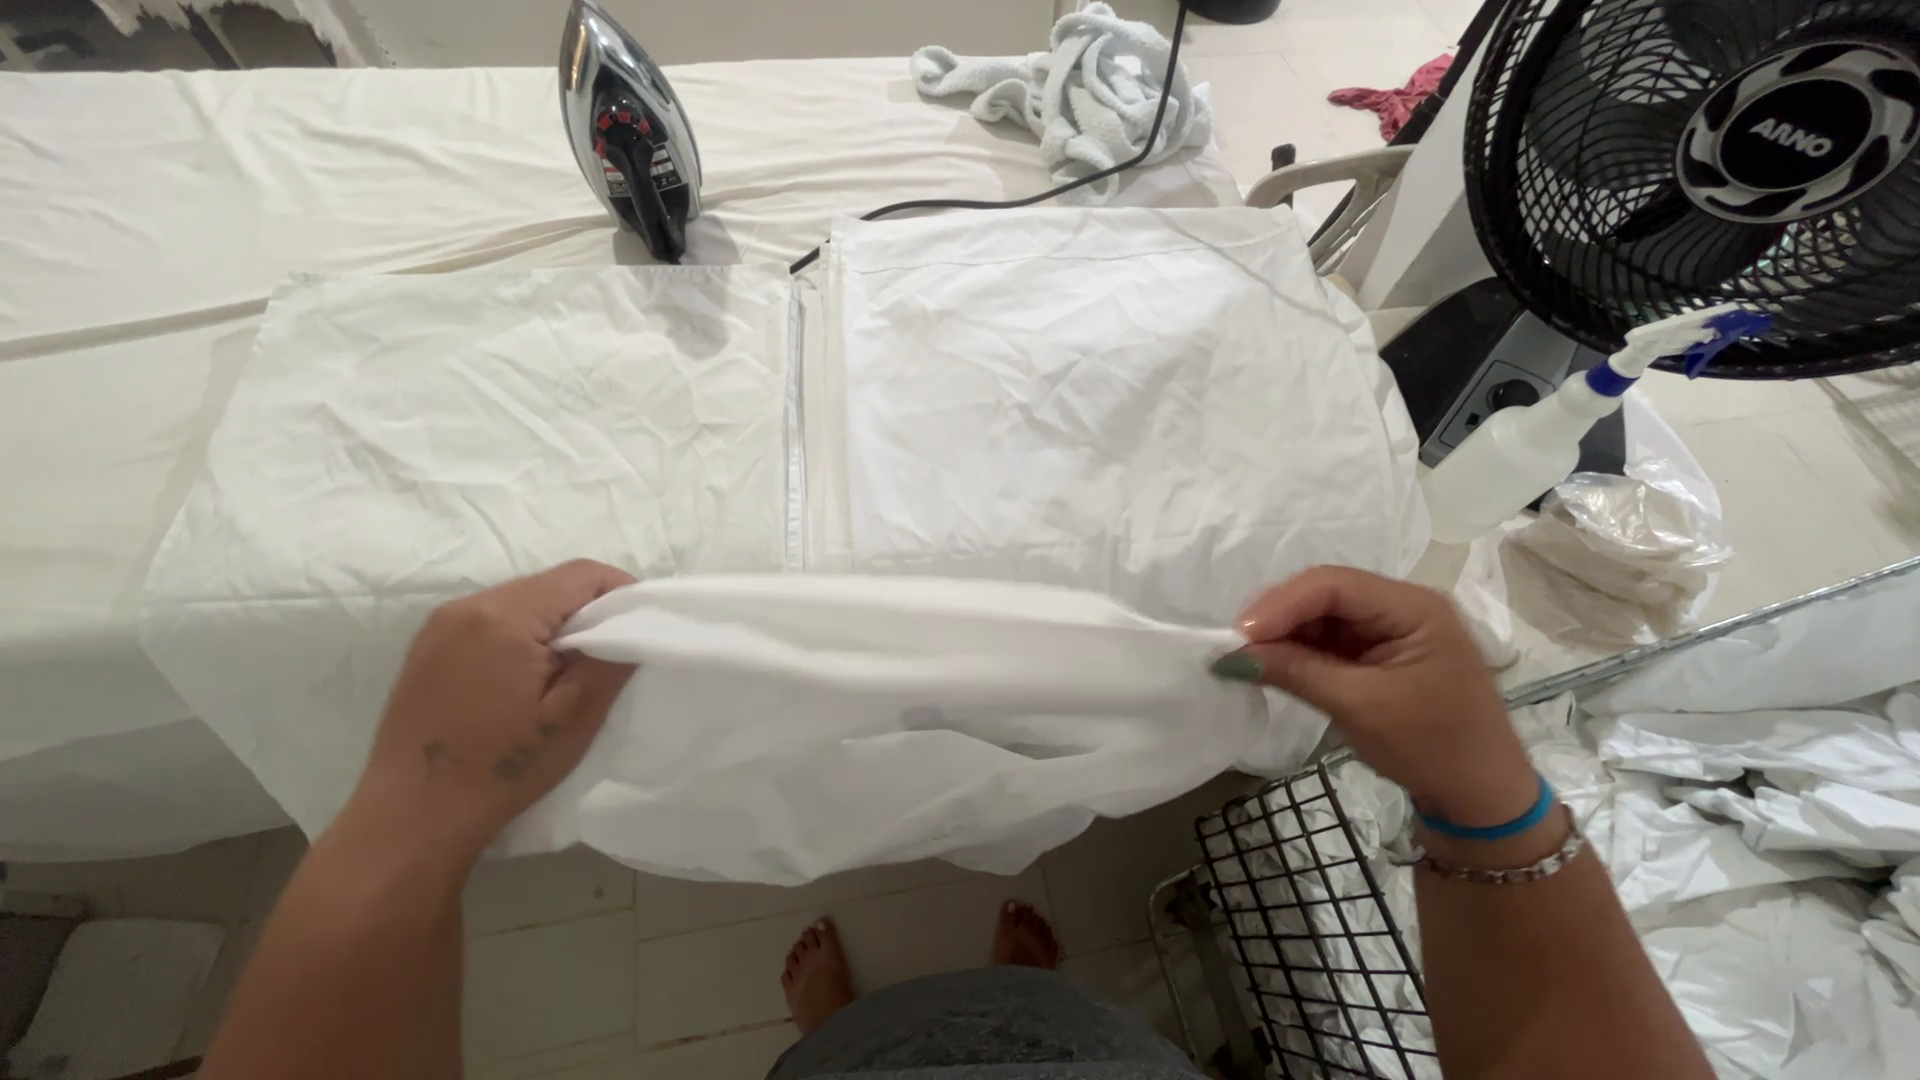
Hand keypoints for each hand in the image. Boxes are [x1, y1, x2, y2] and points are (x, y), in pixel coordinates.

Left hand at [345, 560, 637, 860]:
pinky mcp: (428, 649)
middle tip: (612, 652)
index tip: (642, 626)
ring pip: (522, 600)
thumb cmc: (501, 768)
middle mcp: (466, 607)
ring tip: (572, 669)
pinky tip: (529, 677)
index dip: (622, 591)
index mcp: (503, 617)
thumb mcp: (575, 716)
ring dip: (556, 623)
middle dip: (590, 609)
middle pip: (550, 583)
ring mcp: (440, 626)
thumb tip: (633, 625)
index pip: (582, 574)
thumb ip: (611, 659)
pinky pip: (492, 620)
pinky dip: (523, 635)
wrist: (411, 819)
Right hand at [1213, 566, 1536, 827]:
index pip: (1333, 585)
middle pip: (1324, 593)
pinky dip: (1297, 650)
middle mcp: (1401, 606)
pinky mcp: (1377, 653)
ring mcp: (1389, 629)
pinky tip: (1272, 664)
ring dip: (1283, 634)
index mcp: (1413, 607)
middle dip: (1278, 617)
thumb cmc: (1431, 747)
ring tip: (1247, 657)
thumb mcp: (1359, 707)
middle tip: (1235, 646)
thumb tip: (1228, 657)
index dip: (1281, 604)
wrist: (1480, 798)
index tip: (1240, 635)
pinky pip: (1327, 638)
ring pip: (1321, 615)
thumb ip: (1294, 672)